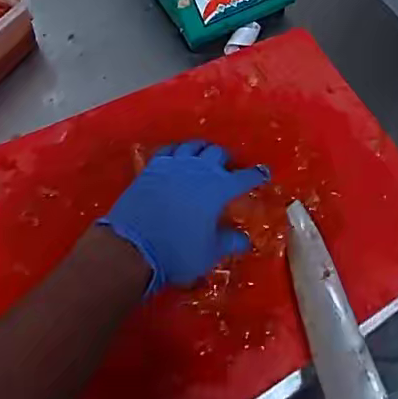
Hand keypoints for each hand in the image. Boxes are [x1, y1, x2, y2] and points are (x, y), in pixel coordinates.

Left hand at [97, 141, 267, 293]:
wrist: (133, 245)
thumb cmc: (178, 251)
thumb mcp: (209, 252)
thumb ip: (228, 241)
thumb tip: (245, 240)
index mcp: (218, 188)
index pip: (244, 177)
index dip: (256, 174)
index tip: (263, 172)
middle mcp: (199, 169)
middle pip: (217, 153)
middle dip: (227, 158)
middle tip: (230, 166)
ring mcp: (174, 164)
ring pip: (193, 145)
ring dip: (203, 149)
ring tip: (205, 155)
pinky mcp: (153, 166)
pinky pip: (169, 150)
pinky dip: (178, 151)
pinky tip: (178, 155)